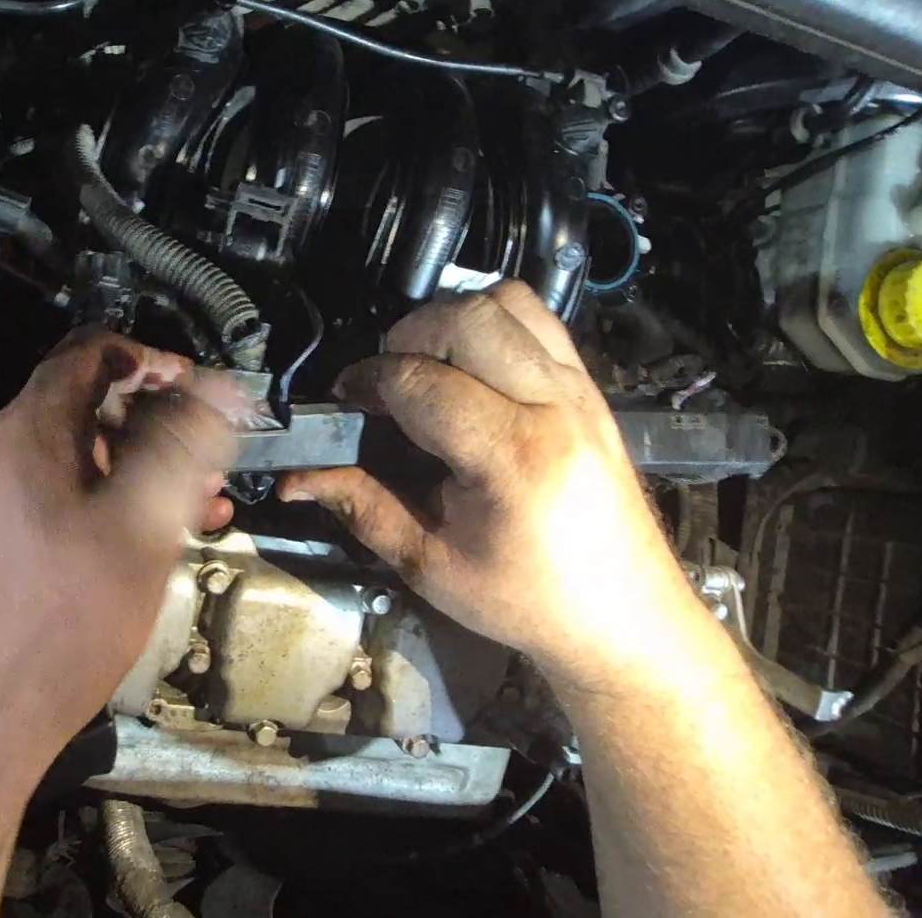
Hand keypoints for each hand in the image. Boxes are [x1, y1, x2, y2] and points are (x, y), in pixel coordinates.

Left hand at [0, 331, 240, 764]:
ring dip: (146, 467)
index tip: (203, 394)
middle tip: (211, 458)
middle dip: (159, 420)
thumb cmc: (63, 614)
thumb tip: (218, 389)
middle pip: (90, 402)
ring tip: (203, 502)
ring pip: (85, 456)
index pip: (93, 352)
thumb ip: (181, 447)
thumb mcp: (139, 524)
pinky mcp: (4, 539)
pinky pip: (68, 497)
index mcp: (31, 428)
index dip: (154, 359)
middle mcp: (7, 450)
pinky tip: (161, 539)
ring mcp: (0, 497)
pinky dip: (117, 503)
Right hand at [281, 281, 707, 694]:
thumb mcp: (428, 564)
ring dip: (450, 321)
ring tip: (427, 367)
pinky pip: (538, 319)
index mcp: (512, 456)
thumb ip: (359, 505)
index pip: (419, 380)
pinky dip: (492, 324)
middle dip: (405, 338)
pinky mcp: (590, 388)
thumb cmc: (527, 599)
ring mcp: (579, 390)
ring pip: (506, 303)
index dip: (366, 380)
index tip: (345, 399)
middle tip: (385, 381)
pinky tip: (468, 368)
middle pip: (465, 319)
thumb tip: (295, 479)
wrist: (626, 618)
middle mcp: (553, 405)